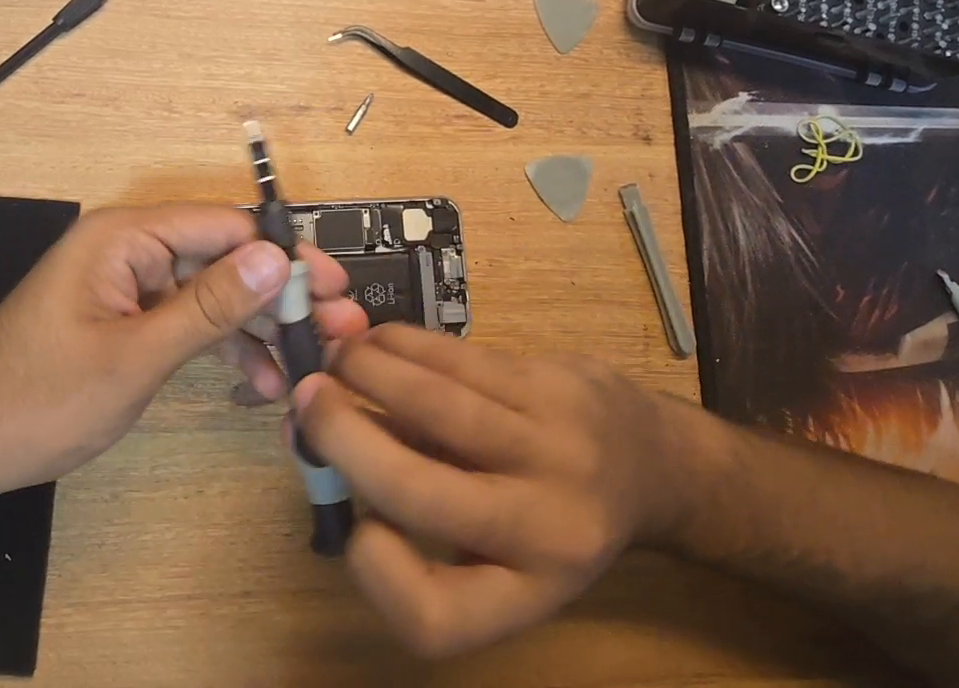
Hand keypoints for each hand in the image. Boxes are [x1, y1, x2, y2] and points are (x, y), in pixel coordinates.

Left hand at [0, 205, 366, 499]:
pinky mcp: (126, 317)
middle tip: (336, 329)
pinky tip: (258, 381)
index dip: (283, 255)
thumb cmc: (43, 399)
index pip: (223, 227)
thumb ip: (210, 306)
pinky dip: (221, 346)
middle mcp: (128, 248)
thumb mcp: (136, 356)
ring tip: (307, 364)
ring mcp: (127, 284)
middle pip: (221, 258)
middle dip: (278, 296)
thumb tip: (276, 259)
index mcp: (124, 237)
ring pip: (210, 293)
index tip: (334, 288)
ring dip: (257, 328)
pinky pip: (185, 320)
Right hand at [292, 324, 688, 657]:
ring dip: (365, 373)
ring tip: (332, 360)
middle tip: (305, 401)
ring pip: (435, 404)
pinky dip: (399, 344)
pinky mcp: (552, 383)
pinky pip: (456, 356)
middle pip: (421, 493)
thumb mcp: (495, 538)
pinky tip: (374, 341)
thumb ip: (406, 494)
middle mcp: (543, 527)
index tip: (355, 526)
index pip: (436, 616)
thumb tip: (312, 432)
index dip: (373, 571)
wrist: (653, 462)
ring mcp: (553, 446)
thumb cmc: (552, 512)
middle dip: (345, 439)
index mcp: (525, 589)